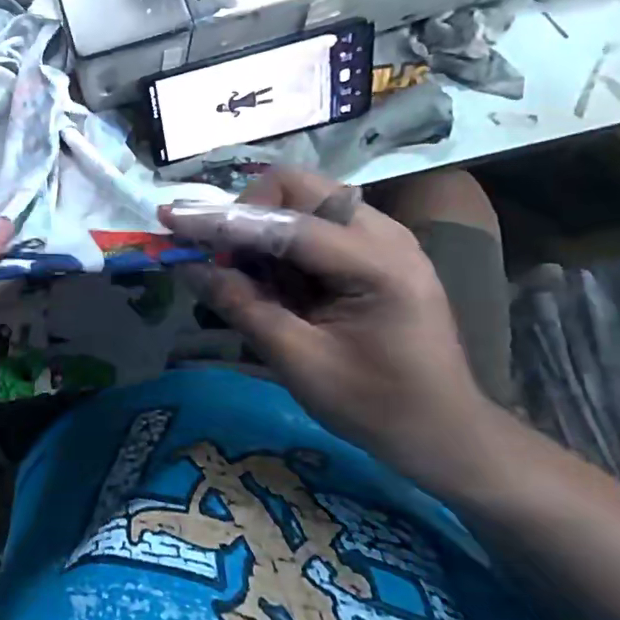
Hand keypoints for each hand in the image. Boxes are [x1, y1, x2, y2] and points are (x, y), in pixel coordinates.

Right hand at [161, 168, 495, 483]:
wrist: (448, 433)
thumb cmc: (378, 408)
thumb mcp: (301, 364)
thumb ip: (244, 308)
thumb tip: (189, 266)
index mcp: (378, 263)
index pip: (286, 223)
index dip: (222, 221)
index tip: (171, 219)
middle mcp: (384, 232)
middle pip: (298, 187)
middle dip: (247, 213)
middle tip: (221, 258)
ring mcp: (383, 236)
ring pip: (304, 199)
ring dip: (263, 228)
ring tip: (246, 276)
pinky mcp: (376, 248)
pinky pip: (316, 222)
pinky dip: (283, 242)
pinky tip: (276, 282)